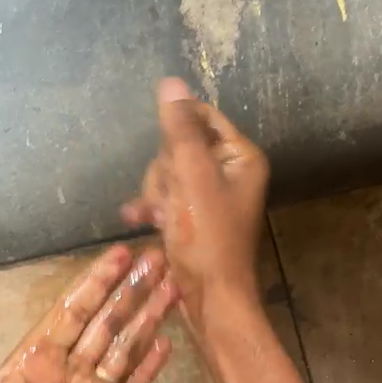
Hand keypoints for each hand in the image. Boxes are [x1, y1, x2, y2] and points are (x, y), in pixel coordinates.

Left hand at [0, 246, 176, 382]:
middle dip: (131, 292)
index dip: (97, 282)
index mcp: (30, 362)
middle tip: (162, 260)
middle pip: (104, 323)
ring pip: (123, 352)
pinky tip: (167, 346)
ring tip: (175, 292)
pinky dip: (147, 370)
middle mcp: (62, 373)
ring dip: (147, 322)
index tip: (122, 253)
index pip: (70, 312)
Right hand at [120, 78, 269, 324]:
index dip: (176, 135)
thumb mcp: (192, 179)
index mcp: (241, 157)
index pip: (201, 117)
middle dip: (165, 173)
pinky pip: (167, 199)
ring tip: (162, 219)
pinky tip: (140, 221)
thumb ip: (180, 131)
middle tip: (172, 199)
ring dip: (157, 194)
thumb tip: (170, 83)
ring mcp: (211, 197)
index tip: (172, 163)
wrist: (212, 300)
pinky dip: (154, 209)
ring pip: (168, 174)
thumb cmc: (208, 241)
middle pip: (179, 146)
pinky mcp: (194, 219)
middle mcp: (230, 173)